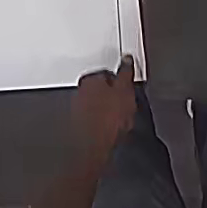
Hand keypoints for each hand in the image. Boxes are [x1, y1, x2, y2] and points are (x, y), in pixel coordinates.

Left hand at [72, 55, 136, 169]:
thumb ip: (126, 72)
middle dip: (113, 96)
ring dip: (108, 110)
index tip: (128, 88)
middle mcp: (80, 91)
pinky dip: (103, 122)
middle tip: (125, 105)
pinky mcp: (79, 126)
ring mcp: (78, 109)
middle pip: (101, 89)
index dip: (122, 82)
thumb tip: (126, 59)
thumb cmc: (107, 120)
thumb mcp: (125, 91)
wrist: (94, 149)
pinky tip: (111, 130)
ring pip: (98, 105)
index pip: (108, 73)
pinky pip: (95, 120)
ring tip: (120, 121)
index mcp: (90, 79)